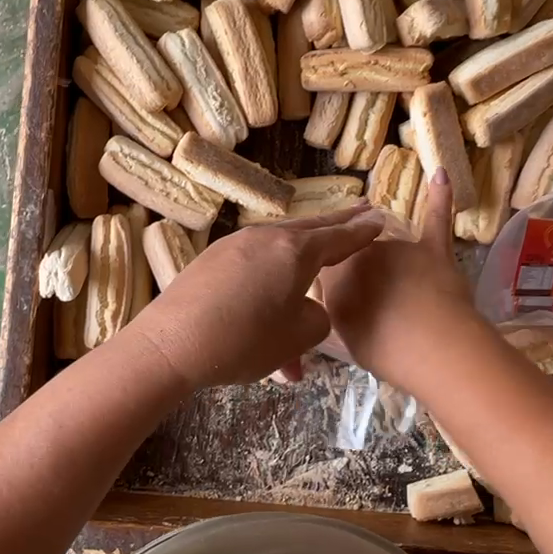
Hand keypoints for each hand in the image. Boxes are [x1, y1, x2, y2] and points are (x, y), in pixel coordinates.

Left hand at [122, 207, 384, 390]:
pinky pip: (252, 268)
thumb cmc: (245, 339)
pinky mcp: (210, 262)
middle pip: (310, 229)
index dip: (363, 231)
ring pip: (278, 255)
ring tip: (316, 273)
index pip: (340, 237)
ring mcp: (233, 247)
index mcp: (296, 250)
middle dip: (338, 223)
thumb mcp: (298, 335)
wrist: (172, 344)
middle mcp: (265, 238)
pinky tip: (266, 317)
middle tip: (360, 209)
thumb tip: (304, 307)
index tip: (380, 219)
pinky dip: (268, 286)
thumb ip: (317, 317)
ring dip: (298, 271)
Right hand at [316, 170, 483, 384]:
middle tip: (375, 304)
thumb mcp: (346, 335)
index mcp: (334, 275)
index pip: (328, 269)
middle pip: (358, 255)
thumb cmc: (383, 350)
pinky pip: (436, 218)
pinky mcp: (433, 249)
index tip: (344, 299)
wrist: (431, 347)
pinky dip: (440, 197)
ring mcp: (399, 248)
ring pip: (391, 250)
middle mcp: (362, 253)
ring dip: (394, 268)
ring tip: (406, 299)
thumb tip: (349, 299)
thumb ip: (343, 309)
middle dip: (364, 274)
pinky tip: (440, 174)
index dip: (336, 283)